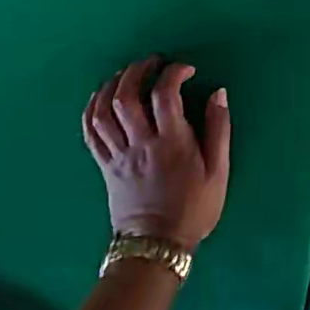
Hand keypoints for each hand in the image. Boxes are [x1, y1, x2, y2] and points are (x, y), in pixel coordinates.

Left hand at [82, 57, 230, 249]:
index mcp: (171, 143)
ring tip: (128, 73)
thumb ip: (219, 128)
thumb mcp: (218, 171)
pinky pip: (90, 132)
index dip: (174, 72)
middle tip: (152, 61)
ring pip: (103, 111)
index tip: (187, 69)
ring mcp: (118, 156)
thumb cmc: (194, 208)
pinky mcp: (104, 166)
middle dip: (137, 70)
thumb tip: (218, 92)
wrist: (156, 247)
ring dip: (113, 84)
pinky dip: (92, 108)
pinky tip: (103, 96)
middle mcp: (140, 144)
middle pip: (126, 97)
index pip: (165, 95)